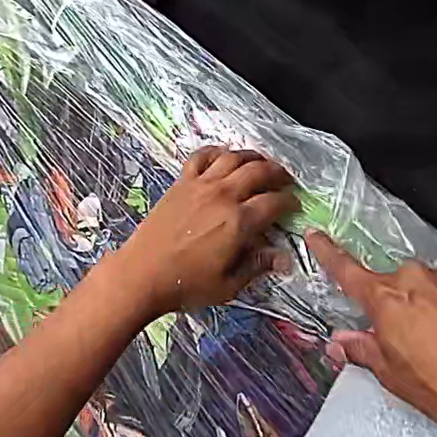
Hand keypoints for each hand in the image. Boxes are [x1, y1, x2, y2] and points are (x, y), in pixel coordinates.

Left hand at [106, 147, 298, 317]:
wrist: (142, 274)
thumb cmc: (187, 285)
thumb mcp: (229, 285)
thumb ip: (257, 266)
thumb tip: (284, 258)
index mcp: (239, 222)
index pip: (274, 203)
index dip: (289, 201)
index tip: (294, 204)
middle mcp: (223, 196)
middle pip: (259, 171)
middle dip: (277, 173)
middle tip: (285, 180)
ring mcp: (201, 184)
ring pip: (233, 157)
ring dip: (252, 156)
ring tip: (261, 162)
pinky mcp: (182, 181)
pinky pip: (202, 156)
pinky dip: (216, 151)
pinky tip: (224, 155)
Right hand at [306, 230, 436, 436]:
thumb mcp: (395, 377)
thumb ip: (364, 351)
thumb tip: (340, 343)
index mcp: (387, 299)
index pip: (346, 270)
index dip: (327, 253)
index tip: (316, 236)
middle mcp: (415, 278)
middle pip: (393, 287)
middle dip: (395, 310)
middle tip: (409, 344)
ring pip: (425, 289)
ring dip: (427, 310)